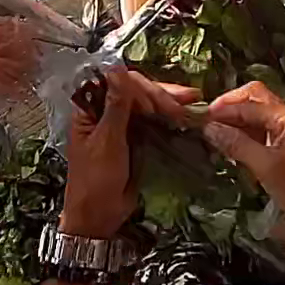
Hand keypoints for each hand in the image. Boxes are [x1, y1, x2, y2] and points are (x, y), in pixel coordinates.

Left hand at [61, 66, 199, 238]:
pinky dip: (168, 117)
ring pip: (146, 104)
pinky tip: (186, 115)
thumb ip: (116, 106)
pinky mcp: (133, 136)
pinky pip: (151, 120)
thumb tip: (117, 70)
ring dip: (169, 102)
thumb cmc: (95, 179)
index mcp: (89, 107)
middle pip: (134, 90)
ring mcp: (119, 123)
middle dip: (161, 94)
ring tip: (195, 103)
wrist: (97, 215)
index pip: (117, 82)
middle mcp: (104, 110)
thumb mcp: (107, 141)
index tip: (163, 102)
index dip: (141, 87)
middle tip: (190, 100)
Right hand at [202, 81, 284, 241]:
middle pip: (252, 99)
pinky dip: (242, 135)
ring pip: (254, 114)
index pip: (247, 103)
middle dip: (228, 109)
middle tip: (207, 124)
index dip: (221, 110)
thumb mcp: (266, 167)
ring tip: (214, 137)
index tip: (198, 121)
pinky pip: (258, 130)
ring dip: (234, 122)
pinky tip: (230, 148)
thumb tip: (209, 128)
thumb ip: (237, 144)